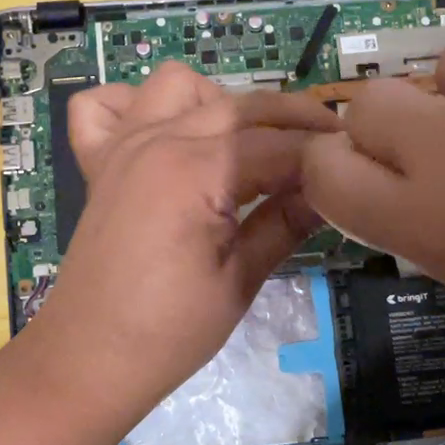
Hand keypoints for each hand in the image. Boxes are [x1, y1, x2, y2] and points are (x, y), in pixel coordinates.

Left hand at [24, 62, 342, 422]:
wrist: (90, 359)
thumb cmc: (170, 332)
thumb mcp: (240, 281)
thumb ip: (284, 224)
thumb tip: (330, 191)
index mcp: (195, 170)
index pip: (277, 145)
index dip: (321, 154)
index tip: (354, 163)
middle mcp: (157, 139)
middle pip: (239, 105)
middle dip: (290, 121)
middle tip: (325, 156)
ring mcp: (121, 146)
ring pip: (178, 85)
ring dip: (219, 102)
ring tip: (243, 148)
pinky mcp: (98, 163)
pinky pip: (105, 106)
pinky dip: (136, 107)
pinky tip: (163, 139)